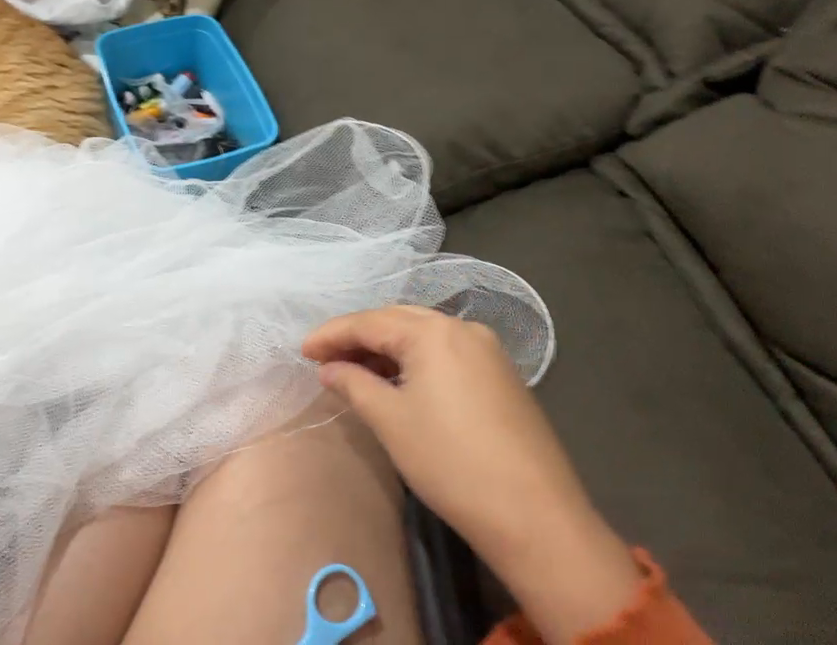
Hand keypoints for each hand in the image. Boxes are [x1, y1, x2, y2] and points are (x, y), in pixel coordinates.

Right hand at [304, 306, 639, 642]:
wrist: (535, 516)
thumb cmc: (451, 461)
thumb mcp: (390, 421)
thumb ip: (354, 384)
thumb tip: (330, 369)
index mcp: (434, 332)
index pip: (369, 321)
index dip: (331, 335)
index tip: (301, 351)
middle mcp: (464, 329)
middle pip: (398, 320)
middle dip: (358, 336)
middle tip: (324, 357)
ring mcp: (490, 352)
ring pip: (424, 337)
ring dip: (387, 349)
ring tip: (355, 370)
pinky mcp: (503, 378)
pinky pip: (447, 354)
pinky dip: (415, 361)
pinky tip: (398, 383)